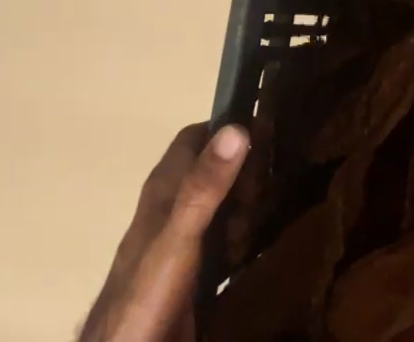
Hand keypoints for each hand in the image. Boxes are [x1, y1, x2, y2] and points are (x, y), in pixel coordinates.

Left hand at [79, 123, 250, 341]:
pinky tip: (248, 249)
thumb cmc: (149, 288)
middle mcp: (172, 203)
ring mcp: (182, 234)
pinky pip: (226, 231)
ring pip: (225, 199)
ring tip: (251, 230)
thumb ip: (206, 184)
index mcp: (165, 186)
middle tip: (258, 198)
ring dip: (247, 207)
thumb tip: (238, 127)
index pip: (199, 134)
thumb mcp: (181, 232)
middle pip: (218, 166)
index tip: (264, 143)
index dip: (230, 131)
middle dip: (246, 176)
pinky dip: (242, 234)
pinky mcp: (192, 262)